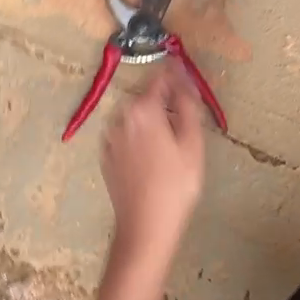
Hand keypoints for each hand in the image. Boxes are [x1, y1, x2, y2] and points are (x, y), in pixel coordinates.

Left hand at [101, 64, 205, 261]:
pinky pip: (126, 137)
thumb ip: (188, 105)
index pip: (160, 77)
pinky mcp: (106, 157)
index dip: (175, 74)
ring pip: (135, 118)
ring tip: (171, 142)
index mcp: (143, 109)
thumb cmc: (176, 186)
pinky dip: (139, 138)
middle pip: (146, 98)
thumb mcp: (192, 144)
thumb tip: (185, 79)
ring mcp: (110, 138)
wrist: (145, 226)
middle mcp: (121, 118)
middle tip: (185, 116)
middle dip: (164, 100)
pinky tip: (154, 158)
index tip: (186, 74)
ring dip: (152, 120)